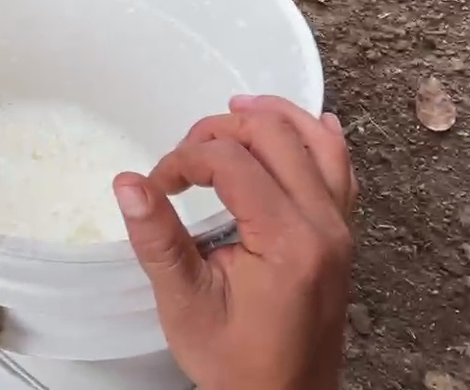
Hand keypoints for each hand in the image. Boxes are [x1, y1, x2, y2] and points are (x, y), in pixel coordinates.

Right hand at [113, 95, 355, 389]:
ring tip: (234, 109)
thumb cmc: (235, 361)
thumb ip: (158, 239)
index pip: (230, 160)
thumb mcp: (184, 304)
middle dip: (217, 131)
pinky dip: (319, 137)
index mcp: (288, 241)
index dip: (184, 160)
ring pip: (317, 142)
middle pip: (273, 136)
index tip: (159, 187)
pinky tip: (303, 124)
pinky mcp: (340, 236)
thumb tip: (128, 182)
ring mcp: (340, 230)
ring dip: (273, 116)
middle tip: (183, 159)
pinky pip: (340, 169)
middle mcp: (324, 226)